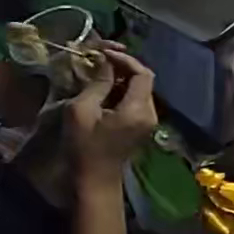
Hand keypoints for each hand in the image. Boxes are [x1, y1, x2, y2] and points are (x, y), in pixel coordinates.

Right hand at [65, 46, 156, 187]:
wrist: (94, 180)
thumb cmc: (84, 147)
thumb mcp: (83, 111)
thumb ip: (98, 84)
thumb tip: (104, 62)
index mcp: (139, 109)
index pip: (143, 74)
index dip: (125, 60)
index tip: (103, 53)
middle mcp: (150, 113)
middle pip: (144, 80)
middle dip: (124, 67)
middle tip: (100, 59)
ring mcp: (148, 121)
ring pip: (140, 90)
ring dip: (122, 78)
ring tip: (98, 71)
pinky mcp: (141, 126)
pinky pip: (136, 101)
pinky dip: (122, 90)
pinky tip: (103, 88)